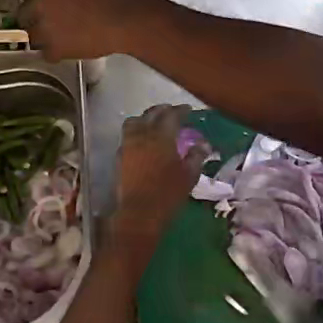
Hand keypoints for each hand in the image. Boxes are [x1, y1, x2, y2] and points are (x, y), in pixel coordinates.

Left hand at [20, 0, 148, 60]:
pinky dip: (56, 55)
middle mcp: (39, 2)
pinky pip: (47, 54)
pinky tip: (68, 52)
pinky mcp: (54, 48)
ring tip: (60, 41)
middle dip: (36, 20)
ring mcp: (45, 27)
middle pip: (25, 15)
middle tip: (52, 25)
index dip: (41, 1)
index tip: (50, 6)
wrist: (125, 18)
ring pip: (33, 36)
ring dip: (44, 38)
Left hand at [112, 105, 209, 241]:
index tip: (188, 109)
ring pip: (135, 121)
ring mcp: (128, 144)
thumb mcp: (189, 175)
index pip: (172, 115)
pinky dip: (136, 131)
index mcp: (162, 136)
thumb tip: (203, 144)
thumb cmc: (168, 193)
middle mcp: (143, 134)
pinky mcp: (119, 156)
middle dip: (163, 110)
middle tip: (172, 112)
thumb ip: (197, 156)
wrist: (139, 212)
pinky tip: (143, 140)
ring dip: (146, 118)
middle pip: (151, 114)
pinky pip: (127, 135)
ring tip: (155, 123)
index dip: (181, 110)